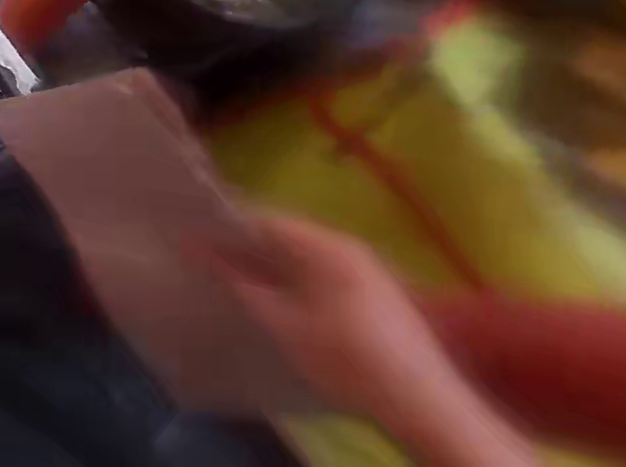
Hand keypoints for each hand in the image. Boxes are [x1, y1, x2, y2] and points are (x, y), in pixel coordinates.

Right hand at [208, 212, 534, 465]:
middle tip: (216, 255)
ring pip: (305, 252)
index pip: (266, 219)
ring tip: (242, 275)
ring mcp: (366, 266)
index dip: (230, 225)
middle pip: (286, 233)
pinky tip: (283, 296)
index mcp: (325, 243)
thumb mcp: (283, 324)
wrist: (425, 407)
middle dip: (250, 244)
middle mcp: (347, 244)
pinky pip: (323, 269)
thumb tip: (200, 249)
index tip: (199, 232)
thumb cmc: (346, 359)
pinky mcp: (376, 290)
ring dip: (273, 261)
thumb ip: (241, 282)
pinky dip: (297, 275)